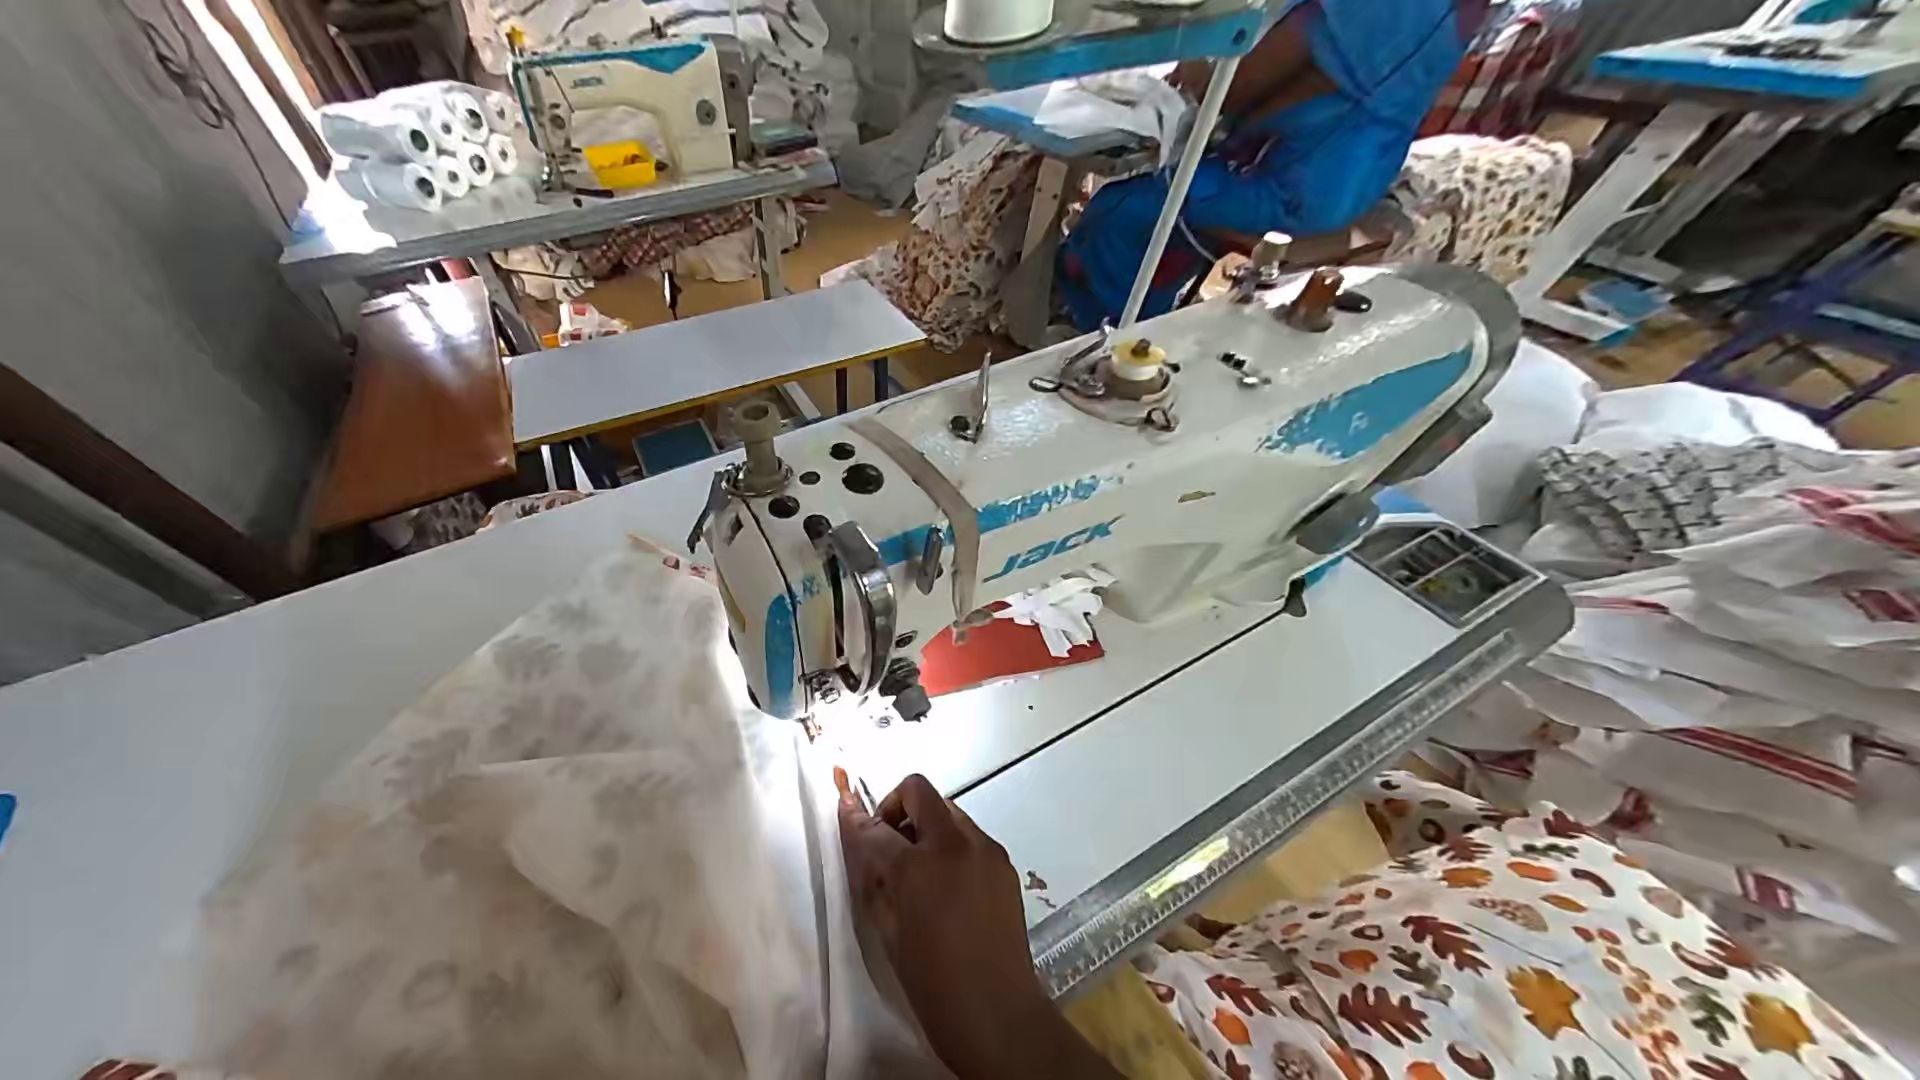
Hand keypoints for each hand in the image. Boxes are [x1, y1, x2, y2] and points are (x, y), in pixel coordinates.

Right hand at [838, 772, 1122, 1079]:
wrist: (998, 1012)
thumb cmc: (933, 982)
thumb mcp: (889, 932)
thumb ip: (875, 881)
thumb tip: (866, 847)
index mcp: (918, 866)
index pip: (877, 828)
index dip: (857, 820)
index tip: (846, 812)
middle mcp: (954, 843)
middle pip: (920, 790)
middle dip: (897, 806)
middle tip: (890, 842)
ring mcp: (985, 848)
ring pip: (948, 809)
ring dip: (927, 825)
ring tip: (922, 868)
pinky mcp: (1004, 861)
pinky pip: (970, 835)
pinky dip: (952, 844)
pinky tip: (950, 884)